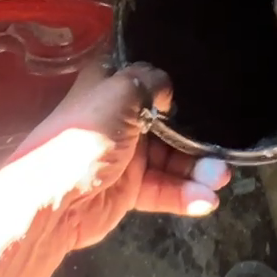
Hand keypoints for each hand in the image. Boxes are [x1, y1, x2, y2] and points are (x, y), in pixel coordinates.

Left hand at [13, 63, 231, 250]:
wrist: (53, 201)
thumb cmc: (86, 136)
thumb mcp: (120, 93)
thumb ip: (152, 82)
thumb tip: (169, 90)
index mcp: (112, 85)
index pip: (148, 75)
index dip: (175, 80)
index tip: (207, 85)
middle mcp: (122, 116)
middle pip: (169, 120)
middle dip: (197, 134)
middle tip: (223, 146)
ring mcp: (128, 154)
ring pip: (172, 157)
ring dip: (197, 168)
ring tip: (219, 177)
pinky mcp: (131, 189)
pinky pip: (164, 188)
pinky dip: (185, 194)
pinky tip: (206, 200)